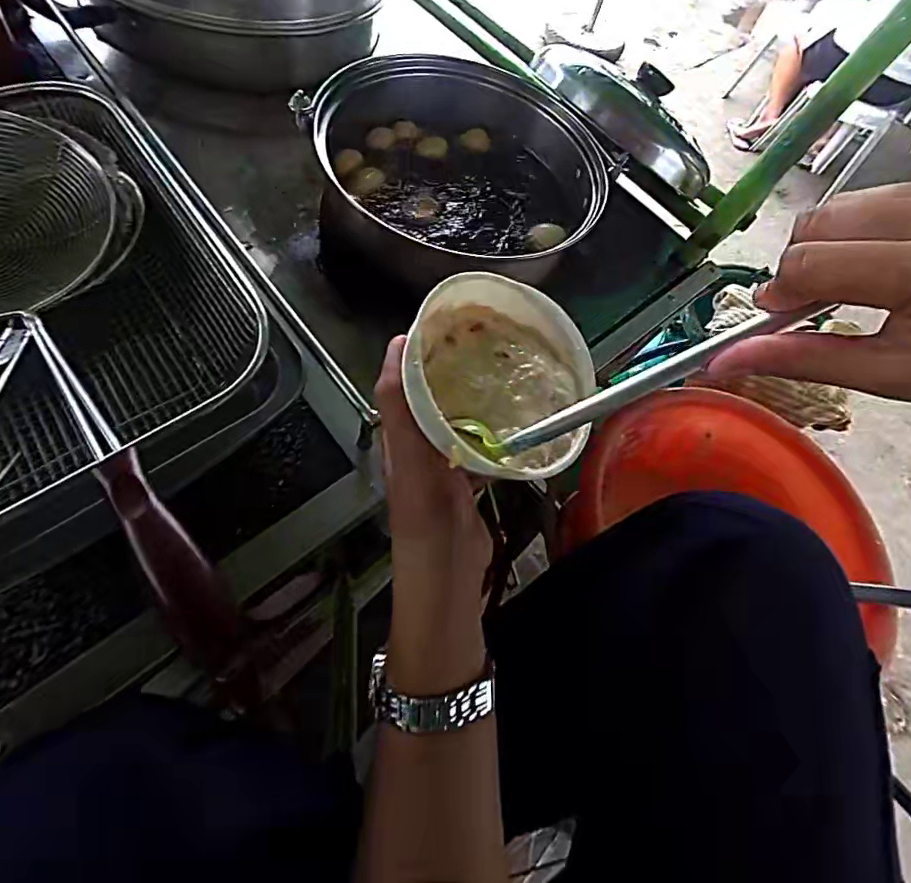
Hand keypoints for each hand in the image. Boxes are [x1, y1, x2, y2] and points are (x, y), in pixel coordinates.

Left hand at [374, 335, 492, 692]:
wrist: (448, 591)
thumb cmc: (428, 529)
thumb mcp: (413, 465)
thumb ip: (403, 413)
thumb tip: (398, 350)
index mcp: (399, 437)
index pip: (402, 380)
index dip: (418, 348)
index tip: (449, 319)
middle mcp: (417, 446)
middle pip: (429, 394)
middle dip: (451, 364)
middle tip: (486, 336)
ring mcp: (441, 465)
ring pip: (453, 416)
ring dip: (471, 391)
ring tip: (502, 365)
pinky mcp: (464, 484)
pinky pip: (475, 443)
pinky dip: (490, 426)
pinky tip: (513, 417)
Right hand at [708, 157, 910, 435]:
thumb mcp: (905, 377)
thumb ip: (807, 358)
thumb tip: (721, 360)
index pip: (813, 261)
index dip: (783, 291)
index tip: (786, 316)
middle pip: (827, 219)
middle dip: (810, 262)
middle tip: (829, 299)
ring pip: (859, 201)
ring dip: (847, 241)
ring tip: (879, 278)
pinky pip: (905, 189)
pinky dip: (888, 224)